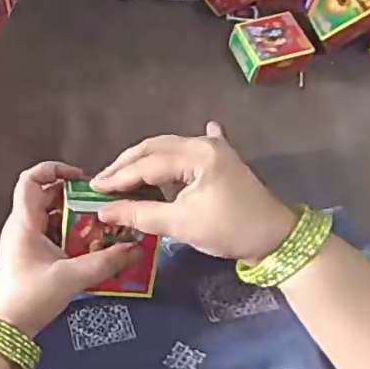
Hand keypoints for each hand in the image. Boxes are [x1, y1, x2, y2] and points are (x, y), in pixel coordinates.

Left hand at [0, 162, 134, 336]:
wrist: (3, 330)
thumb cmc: (28, 297)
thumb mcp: (70, 277)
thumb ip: (105, 262)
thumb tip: (134, 249)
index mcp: (24, 221)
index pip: (32, 179)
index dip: (55, 170)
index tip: (81, 179)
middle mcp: (23, 227)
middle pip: (49, 197)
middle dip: (77, 199)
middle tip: (103, 206)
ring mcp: (26, 243)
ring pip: (54, 219)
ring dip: (78, 221)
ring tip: (104, 228)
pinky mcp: (32, 259)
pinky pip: (55, 238)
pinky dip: (73, 239)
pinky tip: (94, 250)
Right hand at [89, 122, 297, 263]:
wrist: (275, 239)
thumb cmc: (229, 230)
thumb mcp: (180, 224)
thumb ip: (139, 214)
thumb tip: (104, 211)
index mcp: (196, 155)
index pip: (147, 163)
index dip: (118, 177)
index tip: (94, 188)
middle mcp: (204, 144)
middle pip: (154, 147)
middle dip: (126, 164)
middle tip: (102, 181)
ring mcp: (215, 150)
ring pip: (168, 149)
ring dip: (145, 161)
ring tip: (122, 176)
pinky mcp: (222, 161)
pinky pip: (190, 152)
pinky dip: (177, 152)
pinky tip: (198, 129)